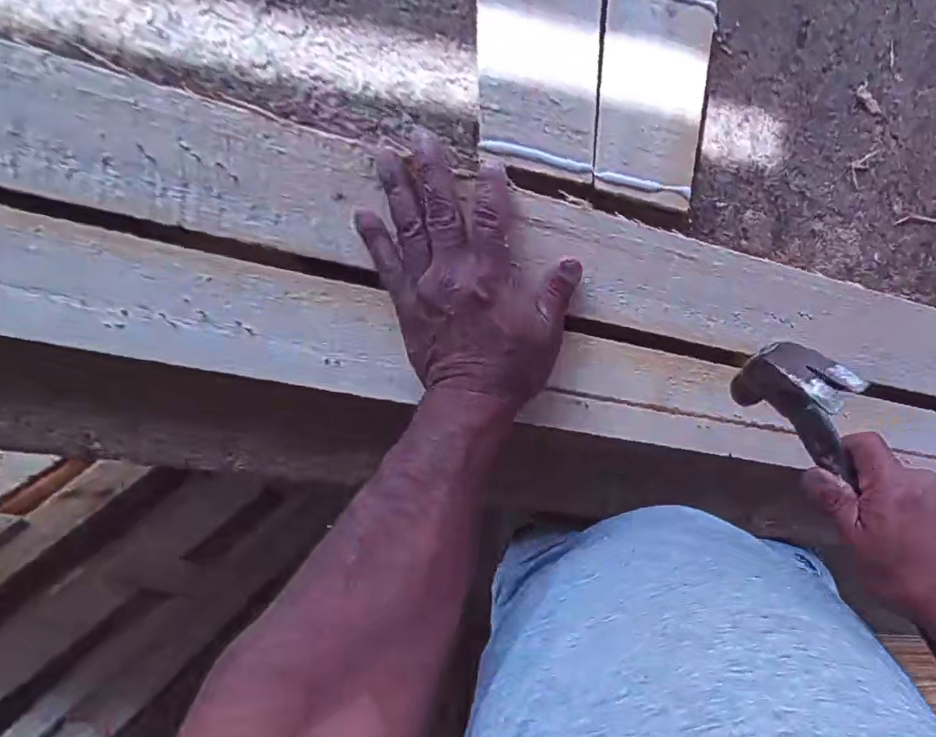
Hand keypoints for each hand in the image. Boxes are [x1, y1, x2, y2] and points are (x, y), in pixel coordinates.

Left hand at [353, 130, 583, 419]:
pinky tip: (362, 215)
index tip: (489, 164)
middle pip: (440, 210)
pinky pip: (387, 267)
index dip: (490, 189)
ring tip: (382, 156)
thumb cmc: (513, 369)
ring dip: (396, 190)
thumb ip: (556, 294)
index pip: (489, 219)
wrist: (472, 400)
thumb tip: (572, 263)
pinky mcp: (408, 305)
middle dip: (430, 170)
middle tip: (419, 137)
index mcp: (490, 274)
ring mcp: (426, 286)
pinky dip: (375, 240)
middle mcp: (454, 271)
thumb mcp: (547, 333)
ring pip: (409, 228)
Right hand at [801, 433, 935, 620]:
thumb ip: (834, 501)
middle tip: (850, 522)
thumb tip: (813, 473)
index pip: (864, 441)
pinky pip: (909, 497)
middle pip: (877, 464)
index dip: (841, 452)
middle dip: (858, 485)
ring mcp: (934, 492)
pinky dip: (896, 512)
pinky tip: (896, 543)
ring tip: (875, 539)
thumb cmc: (903, 575)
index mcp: (893, 482)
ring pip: (892, 482)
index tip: (831, 480)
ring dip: (877, 502)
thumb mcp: (855, 540)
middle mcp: (918, 478)